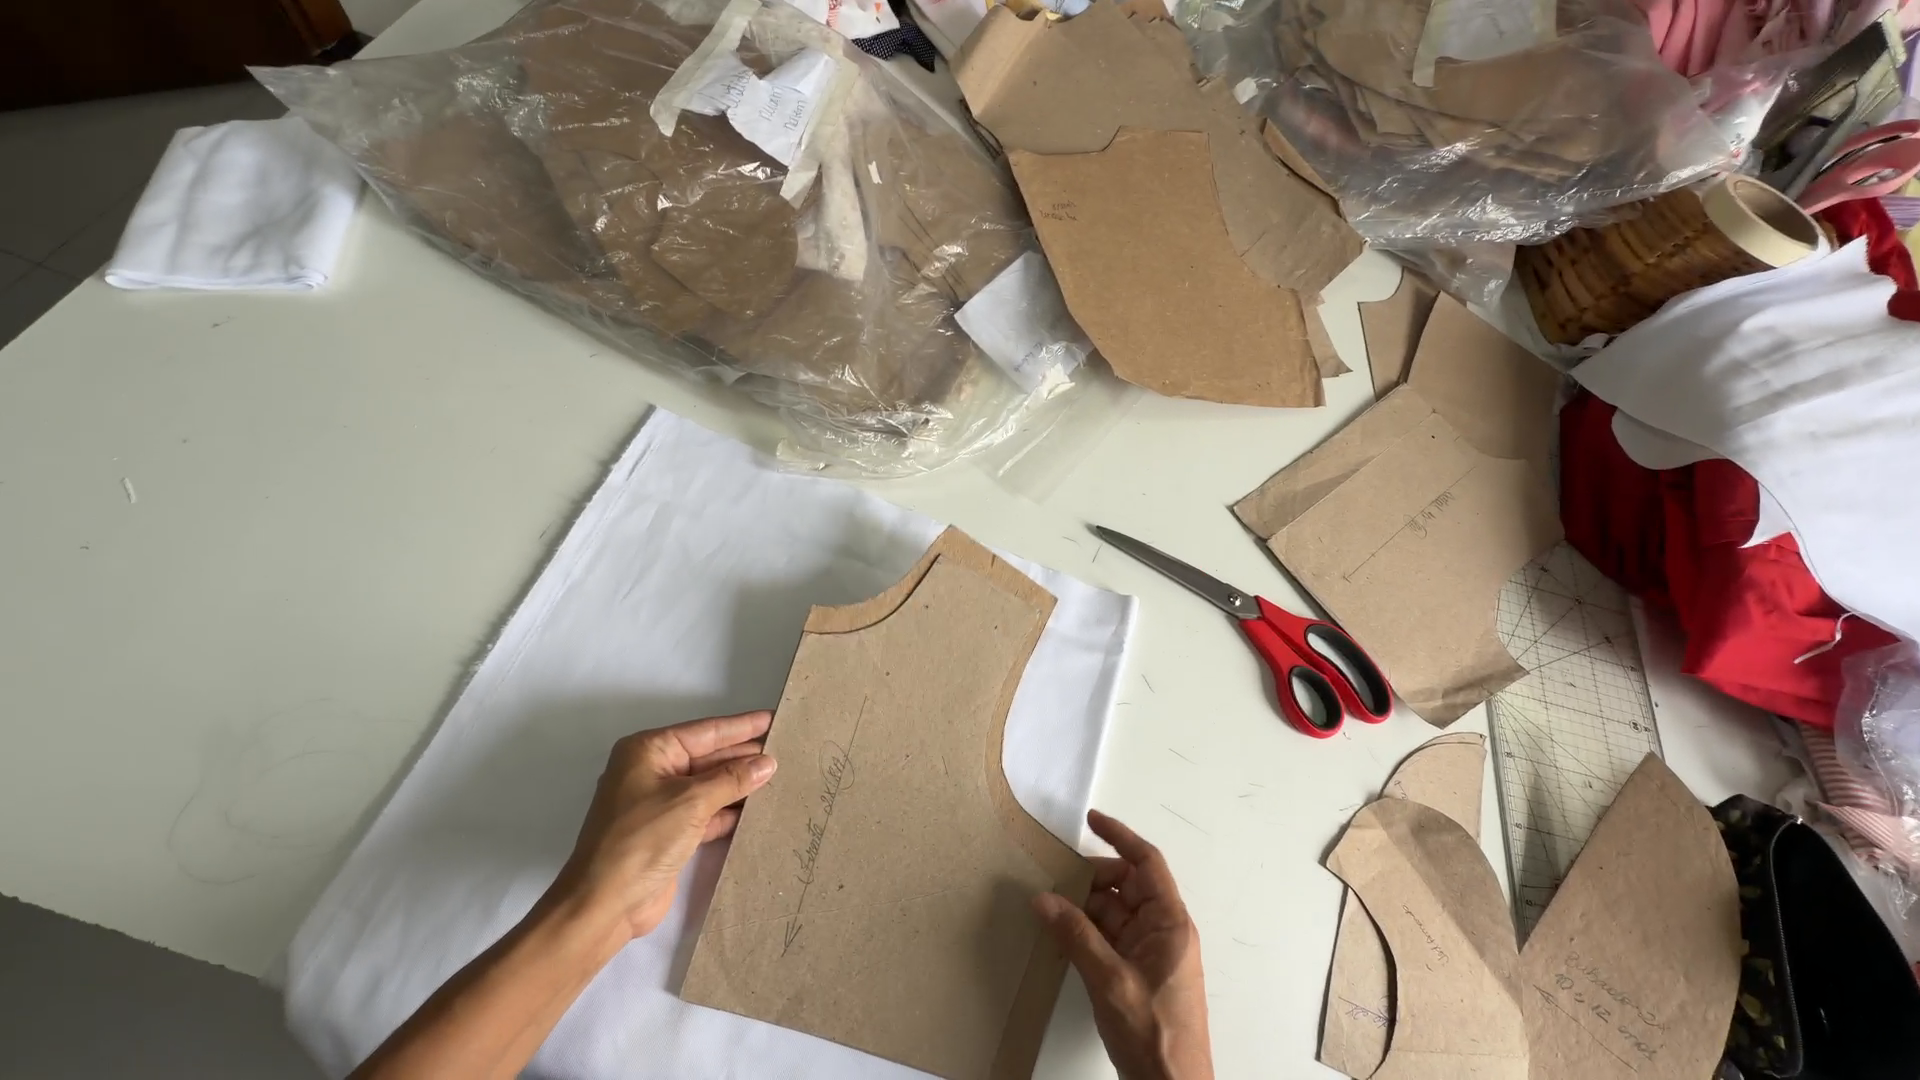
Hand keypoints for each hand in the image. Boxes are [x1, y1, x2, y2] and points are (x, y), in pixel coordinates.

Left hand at [550, 711, 777, 939]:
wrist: (604, 905)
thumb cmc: (642, 840)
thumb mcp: (691, 802)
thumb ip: (732, 779)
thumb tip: (767, 762)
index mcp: (649, 751)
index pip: (706, 732)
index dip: (742, 726)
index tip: (774, 717)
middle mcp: (653, 771)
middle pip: (709, 756)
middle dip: (745, 754)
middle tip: (787, 747)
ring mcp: (661, 803)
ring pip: (711, 785)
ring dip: (742, 783)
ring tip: (782, 774)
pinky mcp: (671, 832)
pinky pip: (708, 811)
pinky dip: (731, 809)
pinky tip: (760, 807)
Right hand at [1033, 810, 1212, 1079]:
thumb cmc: (1154, 1033)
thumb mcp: (1110, 980)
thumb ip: (1076, 935)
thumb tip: (1043, 898)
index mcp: (1169, 923)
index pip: (1147, 863)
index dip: (1120, 836)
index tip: (1091, 819)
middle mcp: (1162, 931)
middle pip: (1126, 886)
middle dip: (1092, 879)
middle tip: (1057, 881)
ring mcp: (1148, 953)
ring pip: (1113, 912)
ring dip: (1084, 908)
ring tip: (1051, 908)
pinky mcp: (1135, 974)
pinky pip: (1108, 938)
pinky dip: (1085, 932)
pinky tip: (1061, 935)